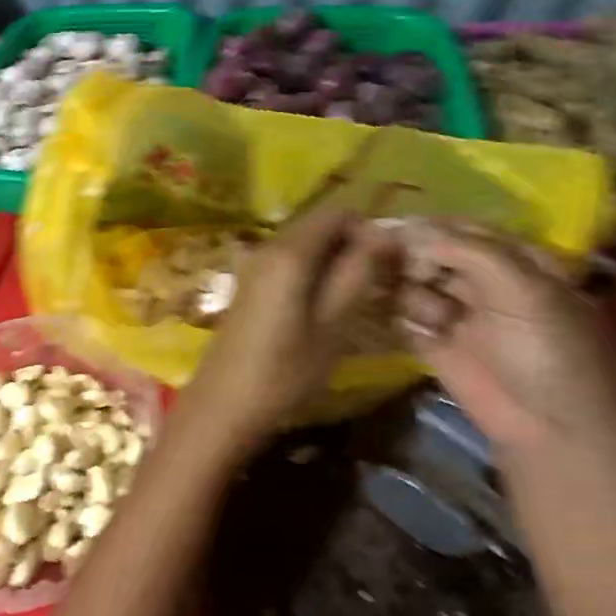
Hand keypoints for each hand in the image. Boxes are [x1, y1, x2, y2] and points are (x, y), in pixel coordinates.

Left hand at [182, 205, 397, 451]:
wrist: (224, 403)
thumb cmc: (286, 369)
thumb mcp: (334, 323)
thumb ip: (359, 273)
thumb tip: (385, 236)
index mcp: (289, 251)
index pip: (338, 212)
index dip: (369, 230)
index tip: (390, 263)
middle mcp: (267, 246)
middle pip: (319, 225)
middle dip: (353, 243)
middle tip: (379, 281)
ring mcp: (253, 264)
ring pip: (304, 243)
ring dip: (334, 259)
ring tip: (357, 296)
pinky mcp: (248, 283)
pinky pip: (288, 261)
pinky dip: (312, 271)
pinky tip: (325, 305)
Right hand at [397, 222, 615, 452]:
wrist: (549, 430)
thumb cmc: (548, 353)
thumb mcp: (523, 290)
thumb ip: (469, 251)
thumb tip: (411, 228)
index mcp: (513, 259)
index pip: (461, 228)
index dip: (430, 227)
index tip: (398, 231)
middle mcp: (480, 279)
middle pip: (429, 252)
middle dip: (414, 259)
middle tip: (416, 276)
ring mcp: (454, 310)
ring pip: (411, 281)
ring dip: (413, 293)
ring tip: (435, 320)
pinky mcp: (431, 341)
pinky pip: (401, 314)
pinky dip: (401, 317)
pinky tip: (421, 332)